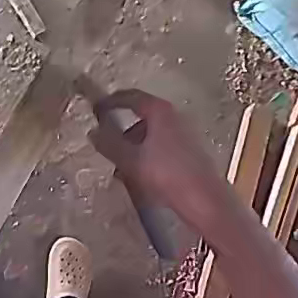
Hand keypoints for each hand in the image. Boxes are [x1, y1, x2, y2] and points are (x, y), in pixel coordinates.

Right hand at [88, 90, 239, 238]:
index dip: (110, 102)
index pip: (131, 97)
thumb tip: (93, 132)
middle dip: (121, 132)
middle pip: (141, 118)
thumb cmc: (167, 175)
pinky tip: (140, 179)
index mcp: (160, 112)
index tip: (96, 110)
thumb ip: (109, 144)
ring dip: (132, 149)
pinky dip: (146, 158)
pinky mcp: (189, 154)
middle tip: (106, 145)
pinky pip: (160, 150)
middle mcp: (175, 118)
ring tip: (121, 169)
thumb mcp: (130, 160)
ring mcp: (184, 136)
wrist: (204, 201)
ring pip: (150, 136)